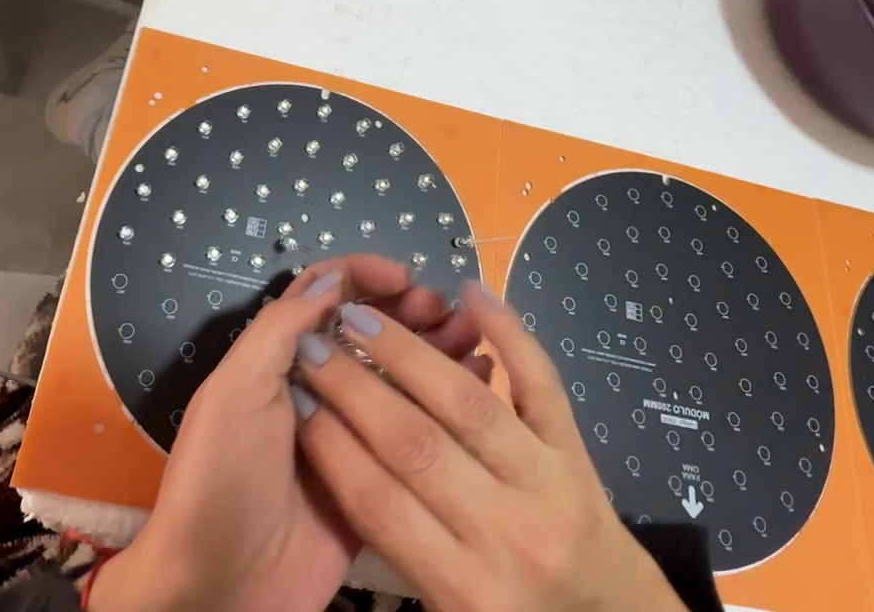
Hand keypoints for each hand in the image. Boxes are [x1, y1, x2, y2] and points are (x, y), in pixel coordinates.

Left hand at [90, 256, 485, 611]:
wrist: (220, 587)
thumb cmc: (222, 477)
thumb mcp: (236, 392)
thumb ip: (280, 330)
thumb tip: (331, 279)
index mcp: (278, 357)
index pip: (323, 295)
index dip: (362, 276)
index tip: (403, 277)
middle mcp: (316, 384)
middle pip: (367, 328)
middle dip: (405, 307)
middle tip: (442, 309)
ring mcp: (349, 429)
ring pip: (397, 370)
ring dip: (432, 345)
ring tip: (470, 335)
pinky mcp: (377, 472)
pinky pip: (413, 425)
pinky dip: (444, 399)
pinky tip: (478, 384)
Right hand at [293, 281, 689, 611]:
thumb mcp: (447, 606)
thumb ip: (394, 539)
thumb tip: (331, 445)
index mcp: (464, 586)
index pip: (377, 502)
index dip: (327, 442)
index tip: (295, 394)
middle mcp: (506, 532)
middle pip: (414, 444)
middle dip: (354, 385)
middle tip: (314, 343)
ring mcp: (548, 481)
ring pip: (468, 403)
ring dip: (409, 353)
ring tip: (363, 316)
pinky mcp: (578, 448)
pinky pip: (540, 382)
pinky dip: (508, 332)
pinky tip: (471, 292)